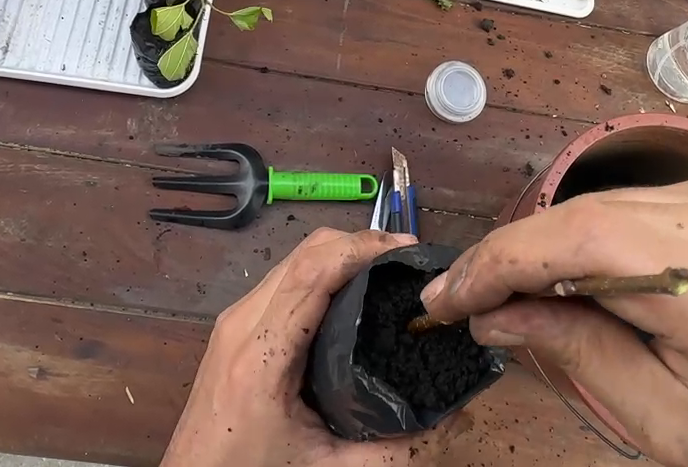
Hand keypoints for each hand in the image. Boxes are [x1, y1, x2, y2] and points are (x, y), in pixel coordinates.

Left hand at [162, 228, 419, 466]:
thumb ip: (394, 451)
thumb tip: (453, 415)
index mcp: (261, 353)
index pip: (312, 273)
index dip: (360, 247)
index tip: (406, 247)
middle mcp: (242, 321)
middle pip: (304, 253)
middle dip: (358, 241)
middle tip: (406, 256)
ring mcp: (234, 318)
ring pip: (292, 258)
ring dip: (339, 250)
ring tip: (386, 266)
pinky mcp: (234, 324)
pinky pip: (283, 277)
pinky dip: (321, 268)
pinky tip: (349, 286)